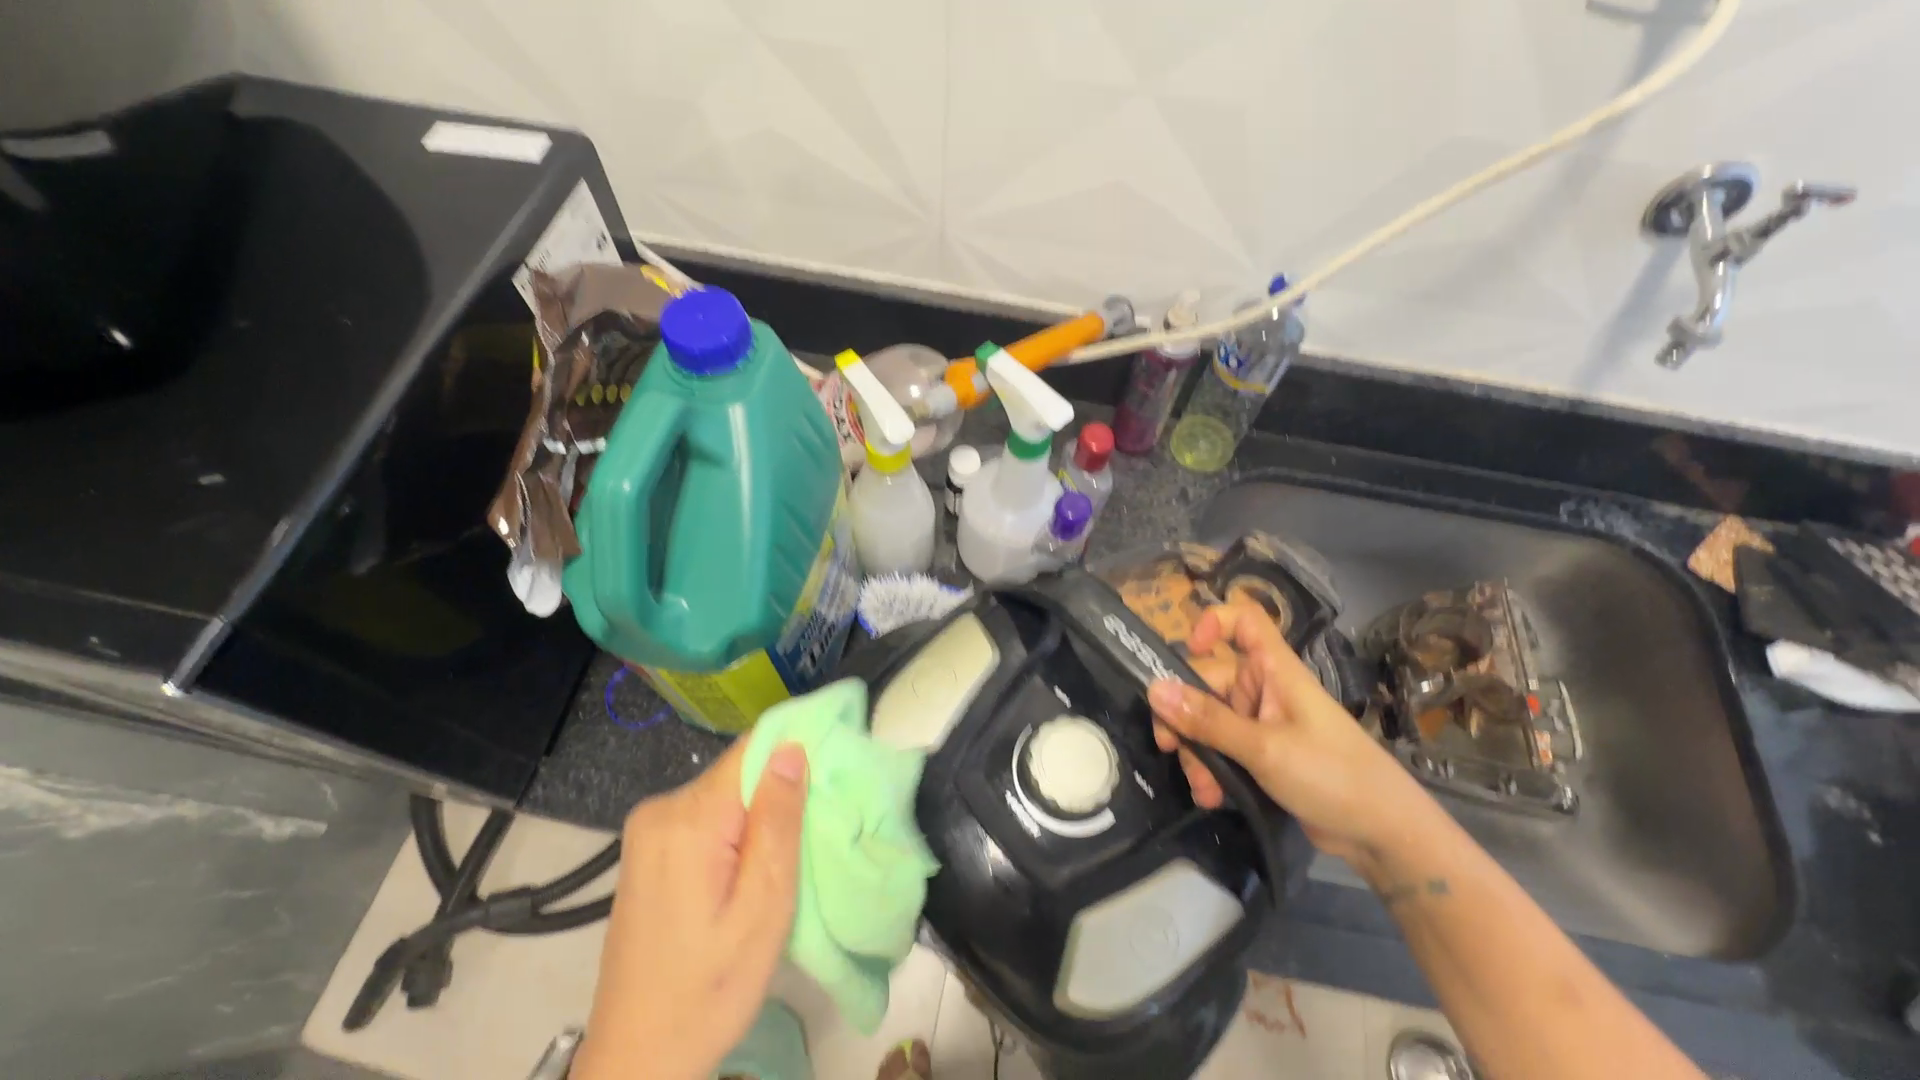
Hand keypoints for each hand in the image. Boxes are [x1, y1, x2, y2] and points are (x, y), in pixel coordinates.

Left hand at [574, 739, 808, 1079]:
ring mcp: (647, 832)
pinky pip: (704, 821)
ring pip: (725, 798)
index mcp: (688, 819)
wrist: (638, 1057)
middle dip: (781, 795)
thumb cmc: (710, 990)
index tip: (836, 775)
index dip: (798, 753)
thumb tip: (793, 749)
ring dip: (760, 818)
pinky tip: (752, 873)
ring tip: (789, 860)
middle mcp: (660, 810)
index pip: (753, 750)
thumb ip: (778, 823)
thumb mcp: (763, 909)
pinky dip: (735, 835)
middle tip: (818, 835)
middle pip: (739, 774)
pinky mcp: (647, 853)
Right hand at [1150, 601, 1431, 870]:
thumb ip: (1208, 721)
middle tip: (1170, 748)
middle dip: (1186, 717)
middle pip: (1210, 682)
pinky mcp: (1264, 757)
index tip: (1189, 650)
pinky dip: (1213, 771)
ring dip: (1199, 753)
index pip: (1244, 621)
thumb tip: (1153, 688)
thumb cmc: (1331, 774)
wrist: (1382, 832)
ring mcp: (1265, 725)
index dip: (1213, 623)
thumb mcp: (1263, 748)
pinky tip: (1212, 797)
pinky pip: (1224, 751)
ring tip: (1203, 788)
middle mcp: (1266, 690)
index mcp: (1275, 670)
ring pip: (1211, 722)